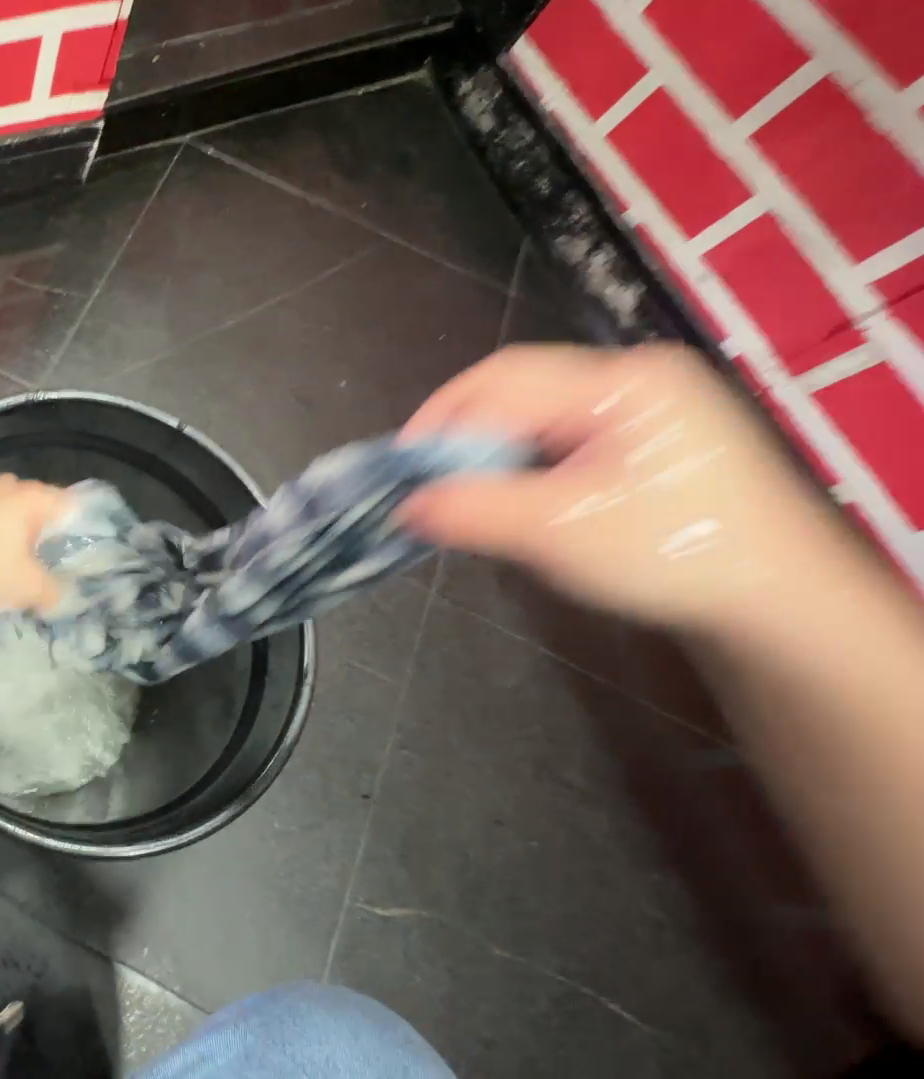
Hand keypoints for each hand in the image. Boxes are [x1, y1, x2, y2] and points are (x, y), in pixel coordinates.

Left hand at [0, 473, 69, 612]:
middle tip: (42, 552)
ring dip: (8, 526)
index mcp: (29, 499)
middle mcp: (3, 488)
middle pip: (34, 501)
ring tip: (8, 556)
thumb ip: (53, 592)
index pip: (67, 502)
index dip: (75, 524)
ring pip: (2, 506)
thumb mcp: (28, 589)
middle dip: (40, 524)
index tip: (73, 547)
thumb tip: (60, 596)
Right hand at [399, 343, 859, 632]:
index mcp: (620, 383)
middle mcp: (630, 379)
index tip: (402, 471)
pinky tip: (506, 496)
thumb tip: (401, 504)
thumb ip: (472, 510)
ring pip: (530, 414)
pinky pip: (555, 436)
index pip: (500, 381)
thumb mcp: (558, 532)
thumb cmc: (672, 552)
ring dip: (486, 451)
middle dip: (460, 434)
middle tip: (425, 482)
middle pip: (513, 389)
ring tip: (459, 493)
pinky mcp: (641, 440)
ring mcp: (640, 408)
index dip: (439, 421)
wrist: (777, 600)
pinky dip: (517, 462)